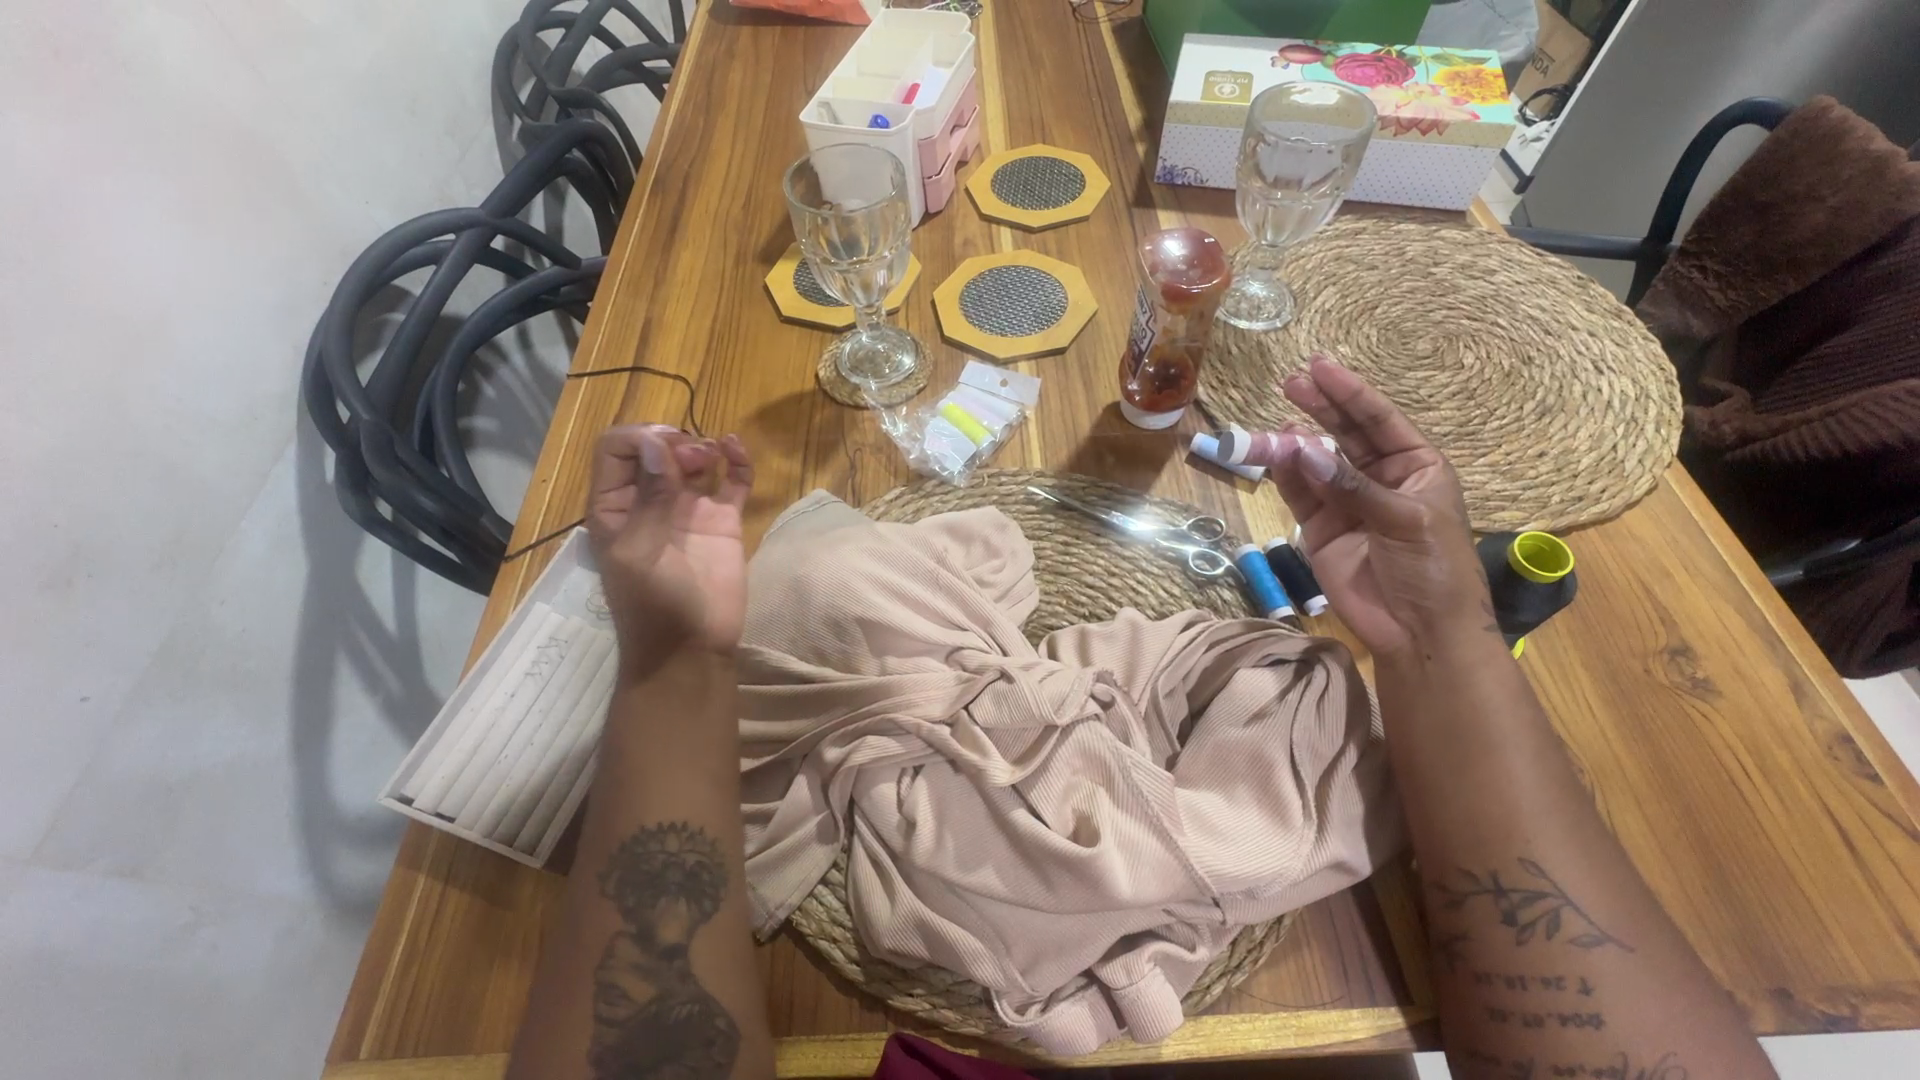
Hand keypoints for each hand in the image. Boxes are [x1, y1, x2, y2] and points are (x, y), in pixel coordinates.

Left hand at [586, 425, 753, 678]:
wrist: (691, 650)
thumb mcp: (638, 553)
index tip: (666, 449)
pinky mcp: (724, 521)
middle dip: (672, 441)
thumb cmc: (653, 607)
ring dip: (700, 446)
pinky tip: (734, 447)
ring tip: (711, 458)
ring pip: (692, 458)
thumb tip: (658, 442)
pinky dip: (735, 460)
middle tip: (692, 460)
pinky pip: (731, 480)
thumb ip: (650, 498)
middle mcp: (649, 502)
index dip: (639, 439)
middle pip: (656, 447)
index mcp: (615, 507)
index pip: (617, 449)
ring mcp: (689, 509)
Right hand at [1263, 356, 1495, 659]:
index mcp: (1416, 467)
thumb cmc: (1432, 569)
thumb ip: (1351, 486)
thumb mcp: (1403, 520)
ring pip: (1316, 462)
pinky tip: (1273, 455)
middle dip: (1319, 407)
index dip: (1350, 393)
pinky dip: (1285, 475)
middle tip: (1290, 381)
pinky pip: (1300, 494)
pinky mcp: (1320, 528)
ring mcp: (1347, 502)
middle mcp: (1380, 478)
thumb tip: (1300, 450)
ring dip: (1295, 442)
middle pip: (1344, 433)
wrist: (1417, 630)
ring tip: (1271, 426)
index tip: (1319, 366)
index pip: (1379, 421)